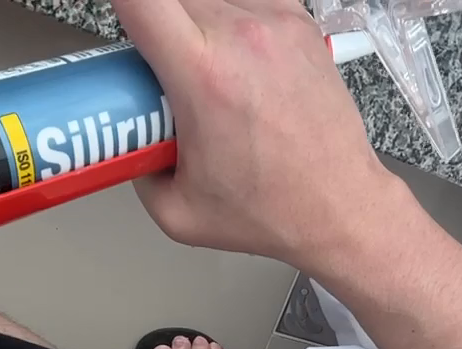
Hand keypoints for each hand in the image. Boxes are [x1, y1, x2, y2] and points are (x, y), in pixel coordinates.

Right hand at [113, 0, 410, 272]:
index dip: (123, 10)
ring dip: (195, 26)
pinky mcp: (298, 21)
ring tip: (210, 79)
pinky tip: (238, 65)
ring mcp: (275, 21)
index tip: (123, 30)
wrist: (338, 206)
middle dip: (157, 30)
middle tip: (164, 77)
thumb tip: (132, 145)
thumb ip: (139, 172)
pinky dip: (233, 24)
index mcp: (204, 76)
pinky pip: (248, 1)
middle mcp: (242, 34)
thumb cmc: (273, 211)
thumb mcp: (180, 215)